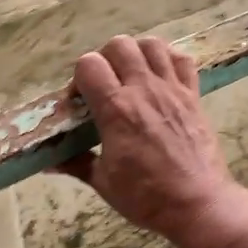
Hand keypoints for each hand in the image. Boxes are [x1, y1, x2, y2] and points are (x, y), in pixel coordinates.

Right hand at [61, 35, 237, 238]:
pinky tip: (161, 77)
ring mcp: (172, 89)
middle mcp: (144, 90)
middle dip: (105, 59)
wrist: (199, 203)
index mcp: (116, 109)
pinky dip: (169, 59)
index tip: (80, 102)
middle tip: (105, 85)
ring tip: (132, 76)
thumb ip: (76, 163)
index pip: (89, 64)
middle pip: (119, 44)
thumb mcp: (104, 183)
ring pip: (152, 44)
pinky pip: (183, 59)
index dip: (78, 79)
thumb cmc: (147, 197)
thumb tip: (48, 161)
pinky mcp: (194, 95)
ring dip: (136, 53)